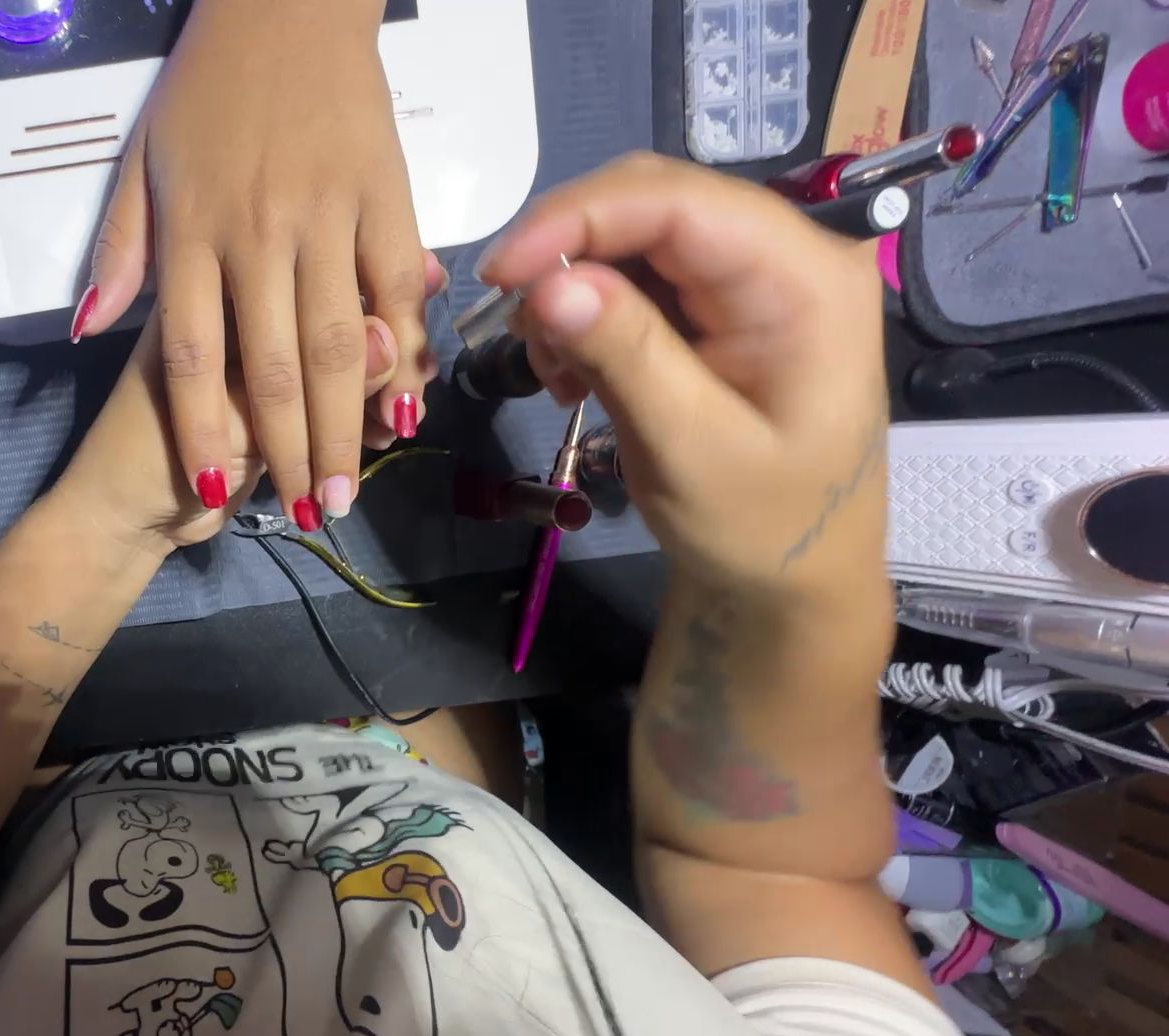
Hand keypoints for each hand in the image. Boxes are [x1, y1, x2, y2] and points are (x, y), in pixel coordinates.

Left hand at [73, 0, 434, 528]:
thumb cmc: (205, 90)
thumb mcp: (141, 165)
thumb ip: (119, 252)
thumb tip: (87, 330)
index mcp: (192, 234)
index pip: (191, 356)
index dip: (202, 430)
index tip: (217, 492)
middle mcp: (257, 235)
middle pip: (273, 368)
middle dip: (292, 452)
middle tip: (312, 515)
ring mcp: (326, 217)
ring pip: (338, 343)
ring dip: (345, 425)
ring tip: (350, 487)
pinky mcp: (385, 198)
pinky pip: (395, 289)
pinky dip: (405, 352)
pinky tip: (408, 407)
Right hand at [477, 154, 888, 601]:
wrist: (780, 570)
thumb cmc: (753, 521)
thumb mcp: (686, 447)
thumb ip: (626, 356)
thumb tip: (545, 287)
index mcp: (800, 281)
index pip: (680, 204)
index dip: (578, 219)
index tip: (498, 274)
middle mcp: (775, 258)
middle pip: (649, 206)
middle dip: (564, 254)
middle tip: (511, 324)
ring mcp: (739, 283)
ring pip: (625, 243)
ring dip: (566, 296)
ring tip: (555, 375)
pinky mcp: (706, 311)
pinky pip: (624, 285)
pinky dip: (578, 320)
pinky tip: (572, 376)